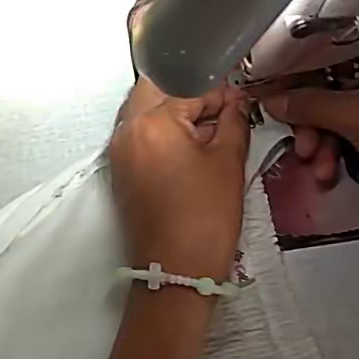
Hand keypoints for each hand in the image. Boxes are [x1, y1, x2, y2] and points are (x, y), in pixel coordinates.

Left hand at [109, 77, 249, 280]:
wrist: (177, 271)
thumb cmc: (203, 221)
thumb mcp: (228, 162)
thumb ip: (233, 121)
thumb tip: (236, 103)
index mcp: (151, 122)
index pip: (188, 87)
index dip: (219, 91)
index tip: (238, 101)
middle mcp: (126, 132)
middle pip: (155, 89)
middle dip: (188, 91)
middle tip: (219, 108)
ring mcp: (119, 153)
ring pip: (143, 111)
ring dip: (172, 110)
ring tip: (205, 128)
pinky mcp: (120, 173)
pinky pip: (138, 135)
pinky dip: (160, 132)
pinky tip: (188, 147)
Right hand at [262, 71, 358, 219]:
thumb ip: (314, 105)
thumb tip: (272, 99)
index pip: (332, 71)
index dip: (302, 88)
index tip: (277, 108)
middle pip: (331, 103)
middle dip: (311, 128)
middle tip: (304, 150)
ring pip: (338, 132)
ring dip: (322, 151)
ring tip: (322, 173)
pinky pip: (350, 154)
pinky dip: (337, 164)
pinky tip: (333, 177)